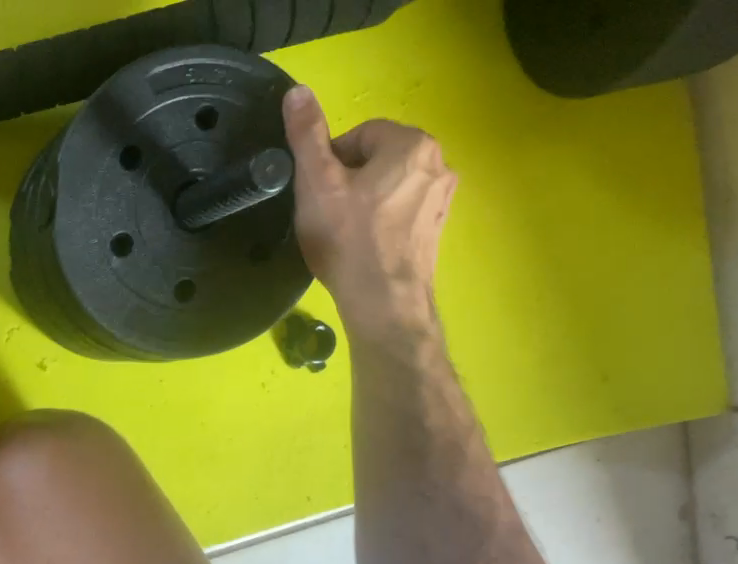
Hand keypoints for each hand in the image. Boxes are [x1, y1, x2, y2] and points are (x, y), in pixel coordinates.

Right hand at [282, 85, 457, 333]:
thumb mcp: (316, 184)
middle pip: (377, 159)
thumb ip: (307, 137)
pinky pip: (402, 210)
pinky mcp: (437, 226)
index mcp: (410, 143)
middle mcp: (437, 161)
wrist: (383, 298)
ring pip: (390, 185)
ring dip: (365, 201)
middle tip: (326, 214)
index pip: (360, 135)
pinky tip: (363, 245)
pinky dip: (381, 222)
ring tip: (343, 232)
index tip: (317, 193)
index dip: (330, 162)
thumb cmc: (347, 239)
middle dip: (349, 181)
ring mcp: (441, 196)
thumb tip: (296, 92)